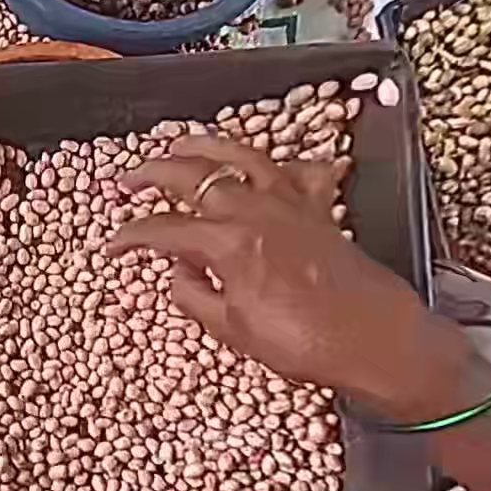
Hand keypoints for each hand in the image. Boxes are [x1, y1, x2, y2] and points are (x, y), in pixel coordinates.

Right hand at [106, 133, 473, 418]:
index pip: (163, 230)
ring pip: (243, 157)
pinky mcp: (319, 211)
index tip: (113, 248)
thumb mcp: (229, 328)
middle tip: (128, 179)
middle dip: (153, 173)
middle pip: (194, 176)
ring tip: (181, 145)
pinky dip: (277, 166)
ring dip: (206, 147)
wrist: (378, 344)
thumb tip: (178, 274)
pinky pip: (297, 173)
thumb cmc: (302, 343)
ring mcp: (292, 206)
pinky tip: (265, 169)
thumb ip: (192, 295)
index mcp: (229, 244)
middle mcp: (258, 213)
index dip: (130, 237)